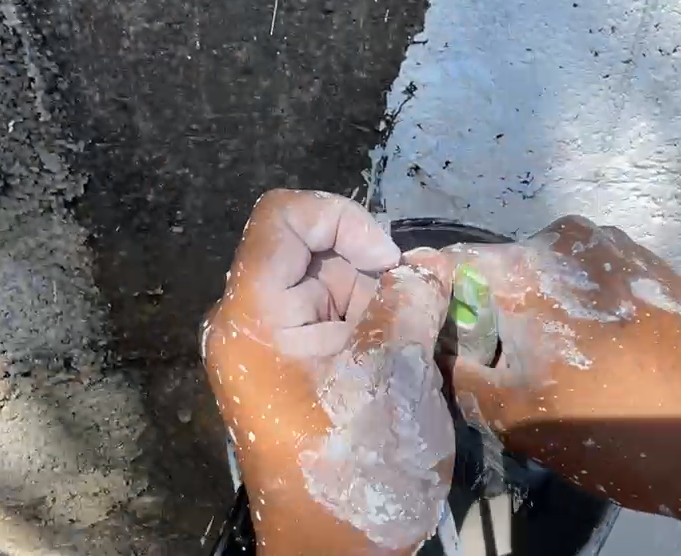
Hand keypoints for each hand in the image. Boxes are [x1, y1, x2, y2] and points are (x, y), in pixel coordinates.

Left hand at [202, 190, 455, 554]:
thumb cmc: (355, 464)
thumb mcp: (392, 373)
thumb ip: (412, 300)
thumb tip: (428, 264)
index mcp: (253, 313)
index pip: (282, 216)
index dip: (339, 218)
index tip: (386, 261)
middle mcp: (253, 319)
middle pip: (312, 250)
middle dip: (372, 268)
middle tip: (418, 305)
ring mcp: (274, 344)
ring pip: (332, 281)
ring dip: (381, 299)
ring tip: (418, 340)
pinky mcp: (296, 365)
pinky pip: (337, 317)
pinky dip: (375, 324)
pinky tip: (405, 356)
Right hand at [443, 216, 680, 509]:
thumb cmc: (617, 424)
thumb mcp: (519, 419)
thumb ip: (463, 377)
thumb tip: (445, 351)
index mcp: (527, 263)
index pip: (451, 263)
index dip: (429, 292)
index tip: (424, 323)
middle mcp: (565, 236)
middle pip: (501, 268)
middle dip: (491, 310)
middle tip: (499, 364)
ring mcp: (613, 245)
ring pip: (548, 275)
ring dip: (539, 310)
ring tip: (556, 365)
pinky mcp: (649, 266)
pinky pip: (588, 280)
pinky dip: (579, 309)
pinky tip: (600, 357)